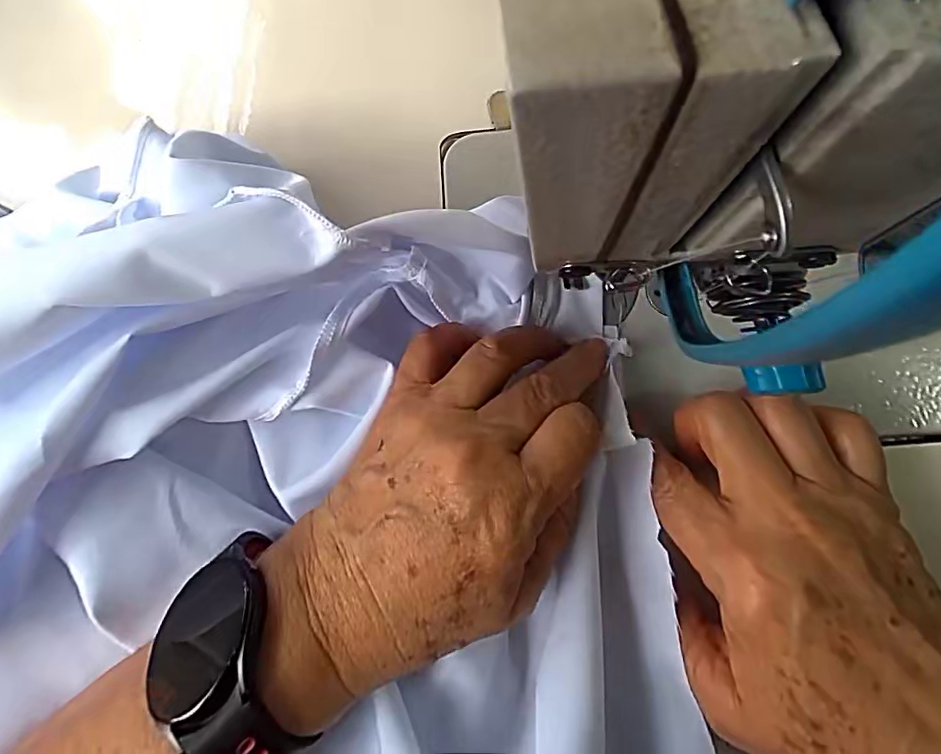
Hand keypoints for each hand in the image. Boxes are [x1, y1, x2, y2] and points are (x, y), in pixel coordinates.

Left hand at [254, 324, 608, 733]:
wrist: (349, 588)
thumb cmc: (434, 604)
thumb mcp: (520, 592)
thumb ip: (555, 524)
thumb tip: (572, 463)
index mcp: (514, 498)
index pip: (575, 428)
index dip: (591, 416)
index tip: (590, 412)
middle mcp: (477, 445)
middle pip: (542, 385)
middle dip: (577, 364)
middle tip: (591, 353)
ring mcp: (433, 416)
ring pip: (492, 355)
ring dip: (529, 339)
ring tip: (547, 340)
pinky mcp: (398, 403)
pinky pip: (427, 349)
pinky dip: (454, 335)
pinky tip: (475, 341)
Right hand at [650, 391, 940, 753]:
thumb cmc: (849, 724)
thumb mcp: (727, 695)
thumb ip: (681, 626)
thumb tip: (670, 577)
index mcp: (742, 565)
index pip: (670, 480)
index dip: (645, 460)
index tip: (643, 459)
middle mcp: (787, 519)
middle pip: (719, 417)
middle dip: (690, 421)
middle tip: (691, 447)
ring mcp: (838, 505)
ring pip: (777, 407)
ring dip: (746, 414)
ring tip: (739, 440)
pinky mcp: (878, 504)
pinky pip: (846, 427)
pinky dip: (814, 421)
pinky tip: (797, 445)